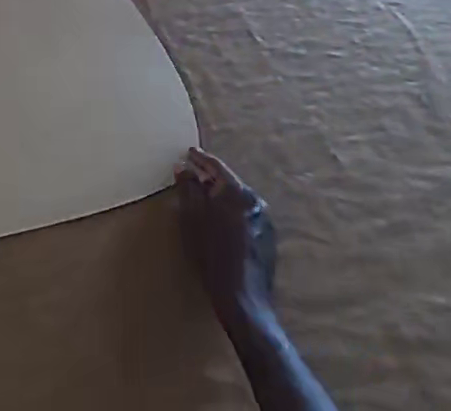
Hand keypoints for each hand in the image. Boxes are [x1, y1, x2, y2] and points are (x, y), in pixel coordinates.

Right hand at [175, 147, 276, 320]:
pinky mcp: (267, 238)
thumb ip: (188, 188)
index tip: (188, 151)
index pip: (217, 166)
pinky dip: (229, 209)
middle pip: (229, 182)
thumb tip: (183, 168)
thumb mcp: (192, 217)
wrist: (243, 299)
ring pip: (237, 198)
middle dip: (210, 176)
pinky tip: (218, 218)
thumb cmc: (212, 254)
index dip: (200, 158)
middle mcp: (256, 203)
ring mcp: (265, 221)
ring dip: (220, 194)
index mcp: (238, 193)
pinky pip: (244, 213)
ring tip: (202, 194)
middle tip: (191, 172)